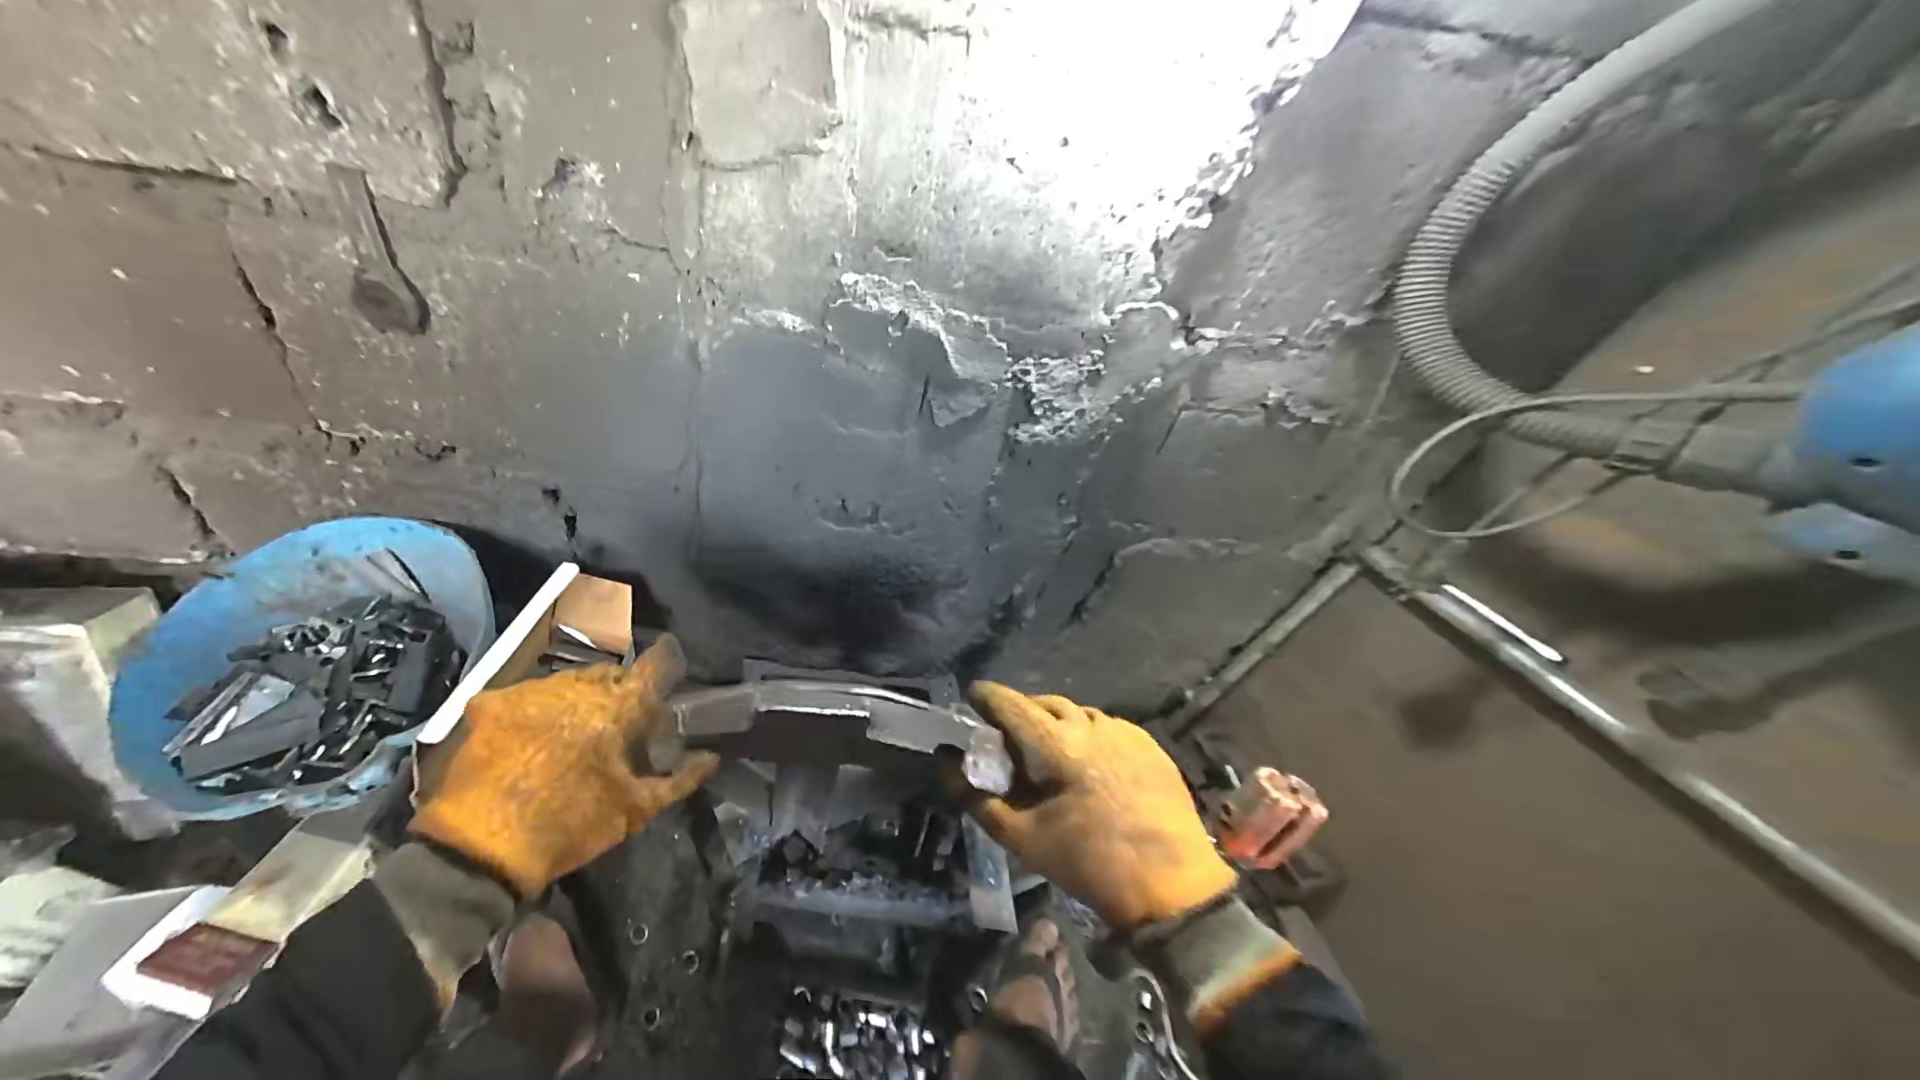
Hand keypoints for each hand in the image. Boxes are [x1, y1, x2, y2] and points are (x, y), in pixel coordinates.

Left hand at [411, 635, 717, 897]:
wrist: (479, 853)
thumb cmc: (569, 828)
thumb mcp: (634, 810)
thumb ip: (679, 780)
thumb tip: (710, 758)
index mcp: (614, 709)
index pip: (652, 667)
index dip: (666, 662)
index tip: (672, 663)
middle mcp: (574, 689)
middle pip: (608, 672)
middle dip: (620, 688)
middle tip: (621, 717)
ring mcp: (529, 693)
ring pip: (568, 679)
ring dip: (581, 695)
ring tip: (578, 725)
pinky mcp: (491, 705)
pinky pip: (528, 692)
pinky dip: (539, 705)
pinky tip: (536, 731)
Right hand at [964, 682, 1236, 931]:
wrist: (1171, 885)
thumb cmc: (1089, 863)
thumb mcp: (1024, 838)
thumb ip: (978, 799)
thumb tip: (945, 766)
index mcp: (1058, 745)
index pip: (1013, 705)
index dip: (988, 697)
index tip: (974, 698)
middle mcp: (1092, 726)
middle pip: (1047, 703)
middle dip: (1023, 711)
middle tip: (1010, 734)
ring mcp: (1125, 732)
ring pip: (1079, 713)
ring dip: (1058, 722)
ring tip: (1051, 750)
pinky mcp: (1150, 744)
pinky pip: (1109, 726)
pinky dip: (1090, 734)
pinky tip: (1090, 762)